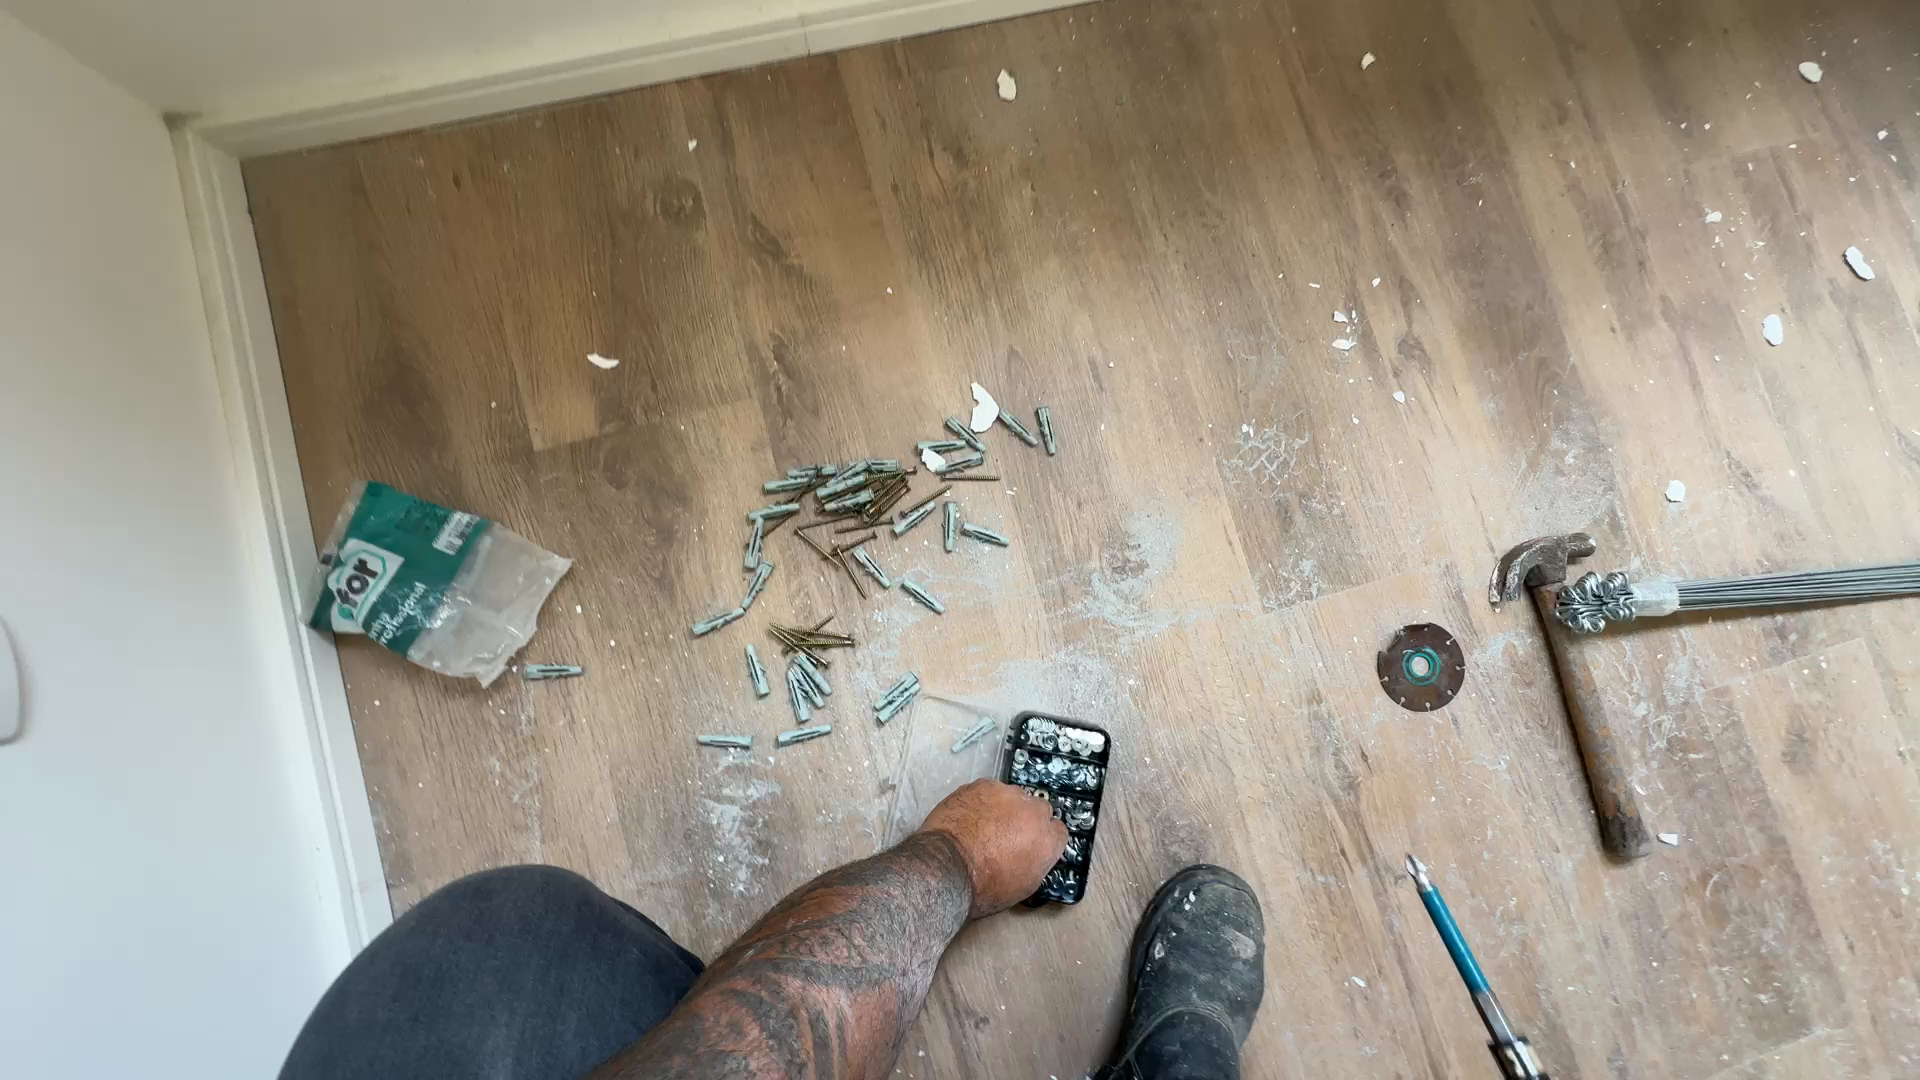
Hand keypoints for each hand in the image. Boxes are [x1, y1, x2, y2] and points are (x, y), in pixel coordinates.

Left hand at [918, 778, 1068, 917]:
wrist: (948, 866)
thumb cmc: (985, 886)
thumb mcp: (1023, 886)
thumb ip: (1036, 861)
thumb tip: (1032, 851)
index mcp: (1048, 840)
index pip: (1058, 831)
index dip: (1042, 838)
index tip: (1030, 844)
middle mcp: (1034, 812)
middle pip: (1038, 809)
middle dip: (1026, 819)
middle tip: (1007, 834)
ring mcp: (1008, 794)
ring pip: (1013, 796)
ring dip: (1004, 807)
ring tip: (984, 825)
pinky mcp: (984, 784)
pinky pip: (990, 790)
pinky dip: (983, 800)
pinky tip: (970, 815)